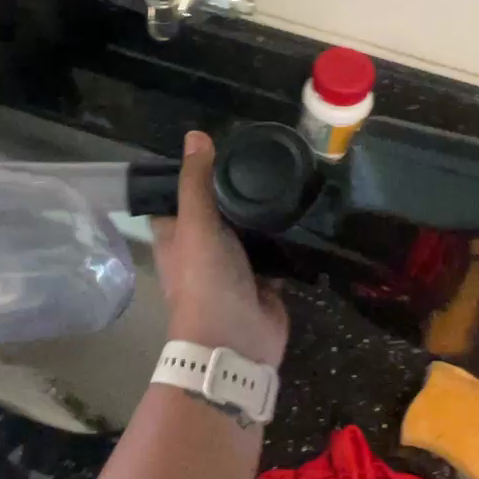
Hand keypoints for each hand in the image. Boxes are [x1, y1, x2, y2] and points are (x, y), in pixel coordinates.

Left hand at [152, 131, 289, 369]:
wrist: (236, 342)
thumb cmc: (205, 280)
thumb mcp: (195, 223)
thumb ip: (196, 181)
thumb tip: (195, 136)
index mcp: (176, 235)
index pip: (179, 195)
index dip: (193, 174)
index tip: (219, 147)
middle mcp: (203, 248)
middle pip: (219, 210)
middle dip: (237, 190)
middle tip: (263, 156)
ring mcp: (235, 264)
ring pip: (249, 229)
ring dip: (264, 212)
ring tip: (286, 175)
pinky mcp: (264, 279)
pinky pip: (276, 251)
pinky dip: (286, 237)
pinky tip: (302, 210)